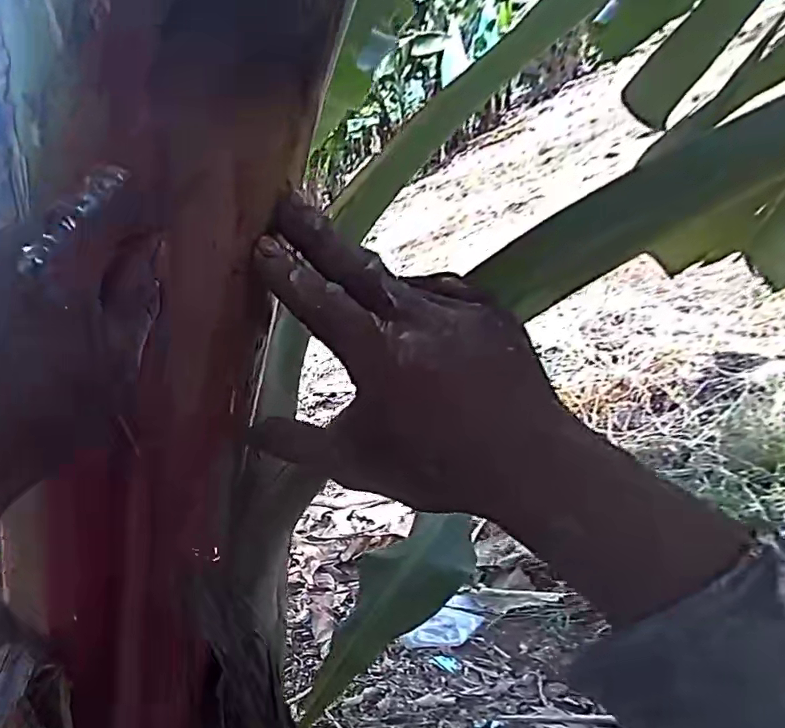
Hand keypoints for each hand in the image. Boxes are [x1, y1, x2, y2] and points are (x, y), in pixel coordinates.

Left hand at [0, 169, 163, 560]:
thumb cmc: (49, 417)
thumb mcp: (114, 368)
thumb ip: (135, 301)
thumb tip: (142, 256)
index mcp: (63, 259)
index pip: (113, 200)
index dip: (139, 215)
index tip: (148, 241)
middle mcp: (11, 244)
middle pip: (66, 212)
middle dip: (96, 235)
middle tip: (109, 277)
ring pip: (27, 235)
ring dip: (55, 254)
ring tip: (64, 303)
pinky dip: (19, 275)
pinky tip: (22, 320)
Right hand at [249, 193, 751, 623]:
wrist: (534, 467)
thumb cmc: (434, 471)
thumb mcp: (354, 464)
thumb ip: (298, 443)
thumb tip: (250, 432)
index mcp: (382, 358)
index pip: (323, 305)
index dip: (287, 274)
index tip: (260, 244)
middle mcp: (420, 321)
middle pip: (356, 267)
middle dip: (314, 233)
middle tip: (284, 200)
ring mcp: (461, 310)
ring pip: (396, 282)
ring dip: (359, 274)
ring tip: (335, 271)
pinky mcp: (490, 312)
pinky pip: (437, 293)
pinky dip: (408, 298)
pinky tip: (399, 314)